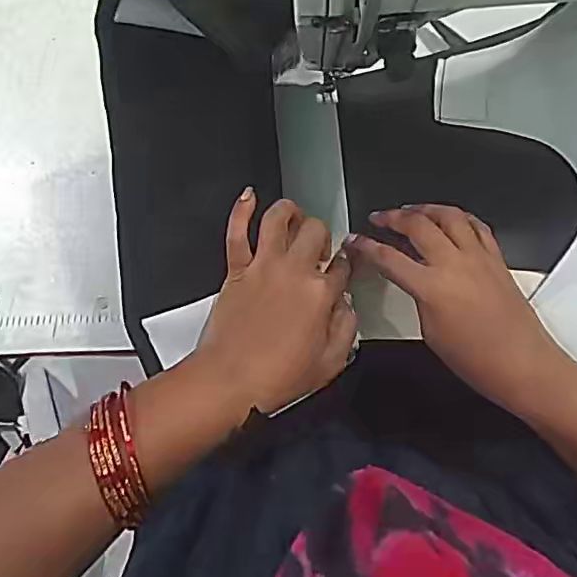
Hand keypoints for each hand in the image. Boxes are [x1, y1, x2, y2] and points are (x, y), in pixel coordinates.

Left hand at [182, 189, 358, 416]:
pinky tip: (248, 197)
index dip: (345, 264)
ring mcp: (263, 266)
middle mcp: (293, 272)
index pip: (342, 266)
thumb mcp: (329, 363)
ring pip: (279, 219)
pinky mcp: (237, 269)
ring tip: (294, 214)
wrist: (230, 380)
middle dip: (322, 235)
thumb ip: (346, 329)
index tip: (342, 267)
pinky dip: (241, 211)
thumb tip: (347, 307)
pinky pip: (237, 232)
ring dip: (290, 210)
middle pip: (316, 232)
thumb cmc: (276, 377)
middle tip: (320, 247)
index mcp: (320, 295)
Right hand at [347, 205, 576, 410]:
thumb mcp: (430, 331)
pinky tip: (451, 219)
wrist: (524, 367)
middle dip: (392, 216)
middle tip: (380, 217)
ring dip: (425, 208)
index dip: (365, 246)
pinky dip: (459, 217)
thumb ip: (417, 297)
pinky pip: (477, 226)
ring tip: (412, 209)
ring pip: (449, 216)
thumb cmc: (479, 360)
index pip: (388, 257)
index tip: (356, 240)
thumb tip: (412, 281)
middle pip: (417, 224)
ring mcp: (479, 259)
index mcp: (432, 288)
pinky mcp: (497, 260)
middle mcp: (456, 266)